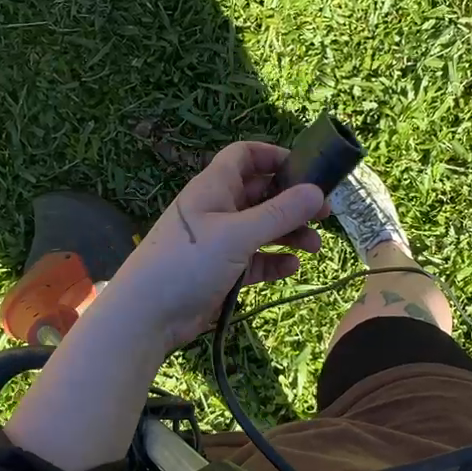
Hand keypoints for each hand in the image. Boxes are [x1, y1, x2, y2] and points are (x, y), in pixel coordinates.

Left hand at [95, 141, 327, 355]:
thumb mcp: (237, 234)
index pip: (244, 156)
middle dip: (292, 201)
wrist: (146, 314)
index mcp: (214, 187)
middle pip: (261, 194)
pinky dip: (274, 261)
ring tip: (314, 247)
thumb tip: (317, 192)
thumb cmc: (187, 262)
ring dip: (289, 233)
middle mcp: (217, 209)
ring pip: (262, 228)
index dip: (274, 156)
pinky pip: (255, 259)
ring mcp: (219, 241)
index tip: (306, 169)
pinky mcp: (222, 271)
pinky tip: (291, 268)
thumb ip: (279, 213)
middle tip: (325, 213)